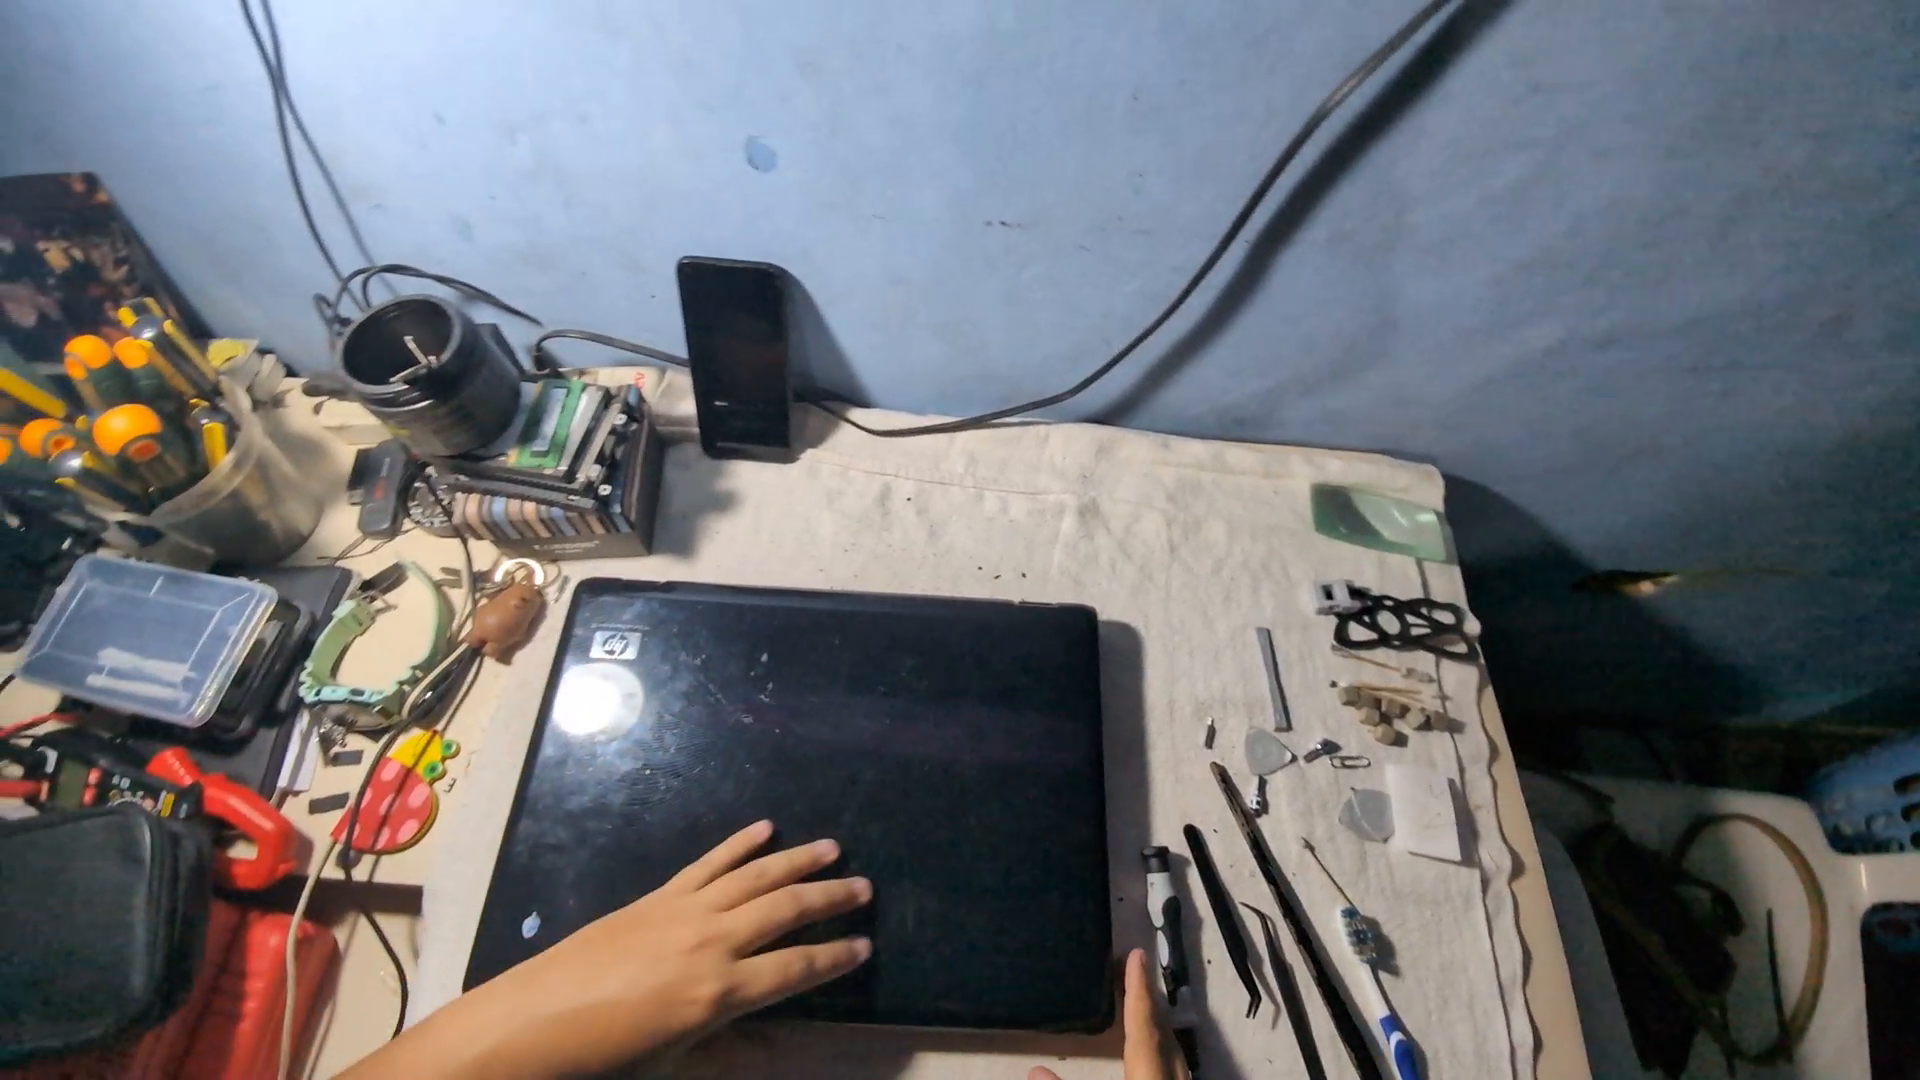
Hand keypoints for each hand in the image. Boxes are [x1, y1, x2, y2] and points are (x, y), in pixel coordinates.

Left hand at [342, 820, 872, 1079]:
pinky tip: (765, 827)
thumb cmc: (605, 1058)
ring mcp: (688, 910)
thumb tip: (780, 1049)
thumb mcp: (672, 1064)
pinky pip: (710, 862)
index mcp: (719, 992)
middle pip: (786, 911)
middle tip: (864, 886)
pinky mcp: (663, 893)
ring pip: (757, 876)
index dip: (834, 958)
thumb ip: (730, 1052)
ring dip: (797, 860)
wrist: (532, 1024)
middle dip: (830, 898)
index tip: (865, 945)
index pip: (795, 969)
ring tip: (832, 847)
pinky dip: (739, 843)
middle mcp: (713, 941)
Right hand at [1028, 948, 1183, 1079]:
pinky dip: (1160, 1045)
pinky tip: (1151, 1049)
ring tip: (1138, 1000)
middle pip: (1162, 1032)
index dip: (1138, 988)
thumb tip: (1032, 1069)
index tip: (1136, 953)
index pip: (1143, 1025)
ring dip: (1155, 1023)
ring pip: (1173, 1049)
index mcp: (1150, 1075)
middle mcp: (1171, 1076)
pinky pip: (1173, 1064)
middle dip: (1147, 998)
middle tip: (1129, 967)